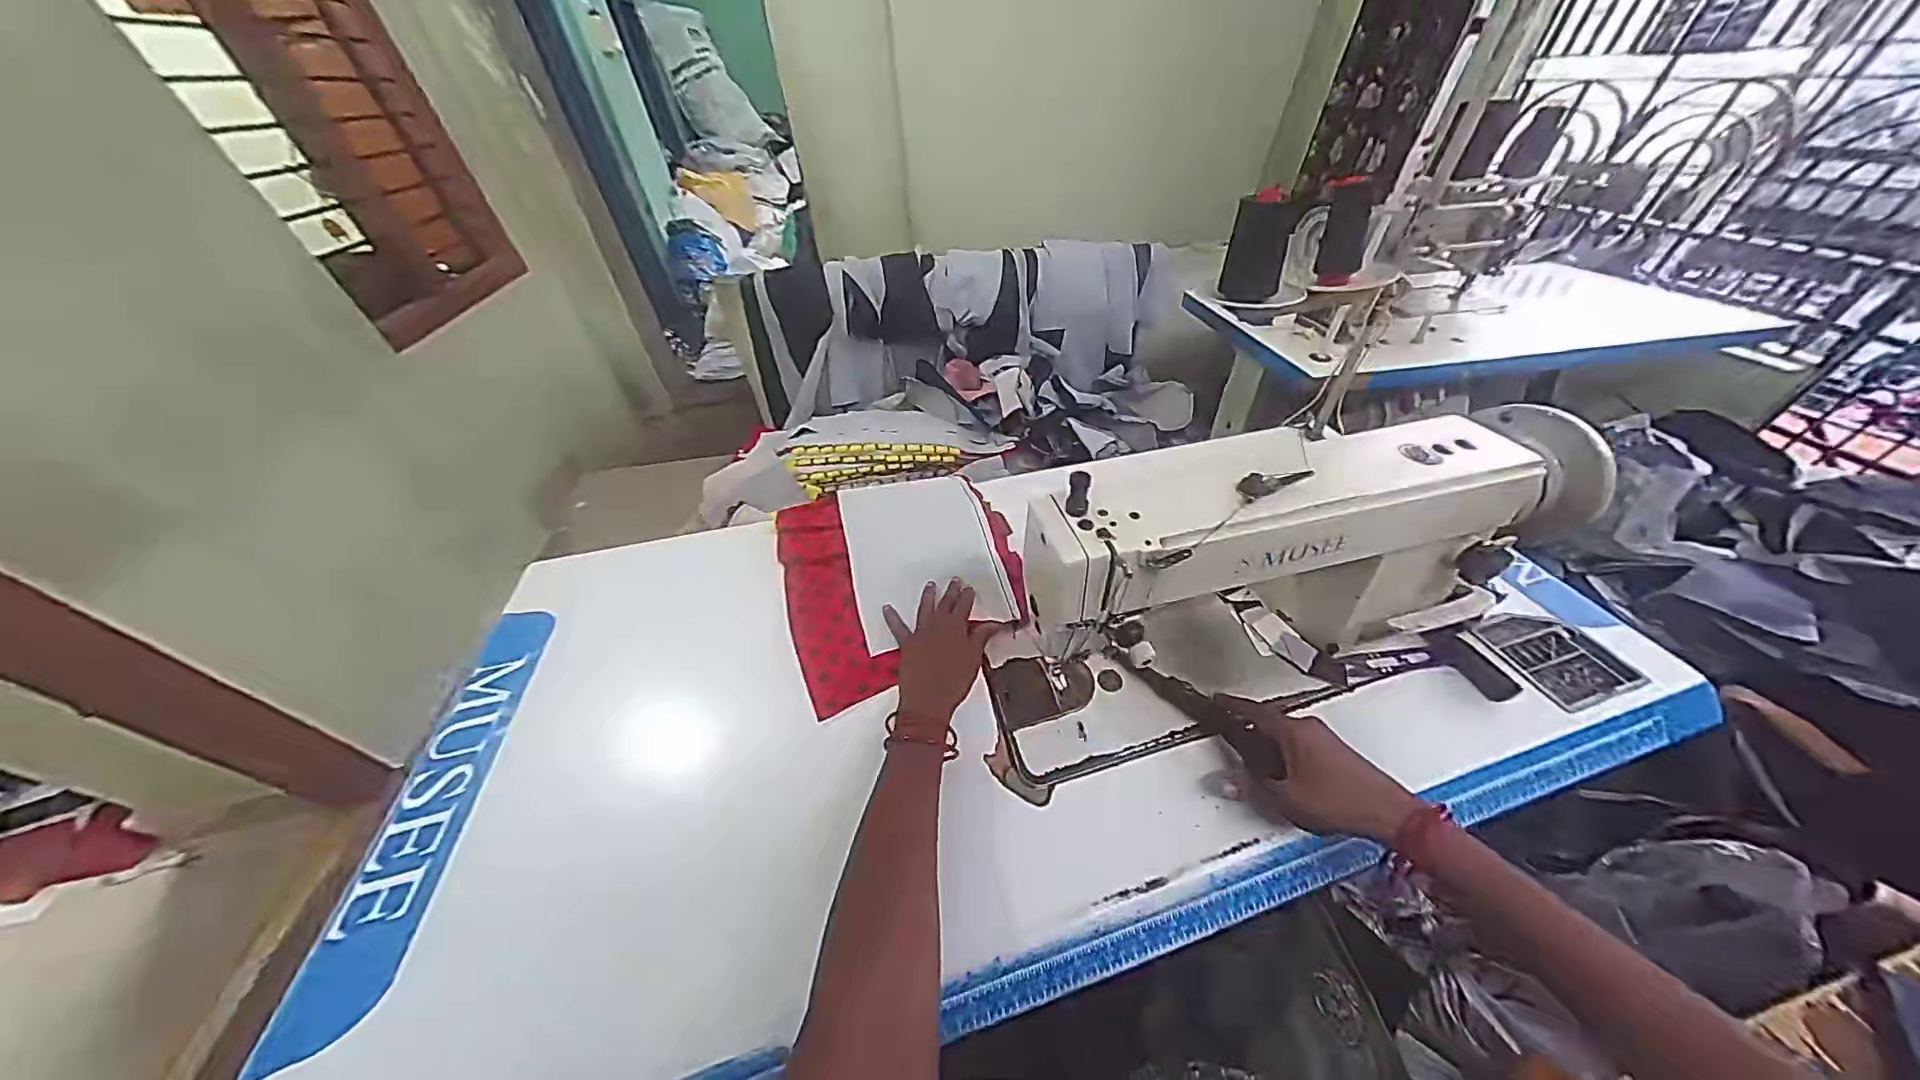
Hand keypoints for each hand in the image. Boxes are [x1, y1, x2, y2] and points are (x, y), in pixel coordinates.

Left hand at [884, 579, 1003, 734]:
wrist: (928, 700)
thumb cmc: (953, 683)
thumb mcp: (974, 659)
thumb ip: (981, 638)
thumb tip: (993, 625)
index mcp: (957, 628)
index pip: (964, 606)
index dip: (967, 596)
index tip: (969, 589)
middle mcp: (938, 626)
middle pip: (946, 604)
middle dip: (951, 591)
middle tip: (955, 581)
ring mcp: (921, 633)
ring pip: (925, 609)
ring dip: (928, 596)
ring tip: (930, 586)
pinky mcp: (907, 644)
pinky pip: (898, 628)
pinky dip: (892, 618)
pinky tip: (887, 609)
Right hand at [1219, 699, 1423, 841]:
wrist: (1390, 814)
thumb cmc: (1343, 801)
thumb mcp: (1286, 798)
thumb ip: (1252, 786)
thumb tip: (1228, 782)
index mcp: (1293, 731)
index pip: (1254, 711)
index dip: (1232, 706)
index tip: (1217, 700)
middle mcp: (1309, 728)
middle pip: (1269, 719)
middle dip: (1248, 725)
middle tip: (1230, 729)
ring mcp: (1323, 738)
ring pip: (1284, 731)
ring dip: (1267, 739)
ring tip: (1253, 757)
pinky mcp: (1333, 751)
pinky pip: (1298, 741)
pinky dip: (1283, 748)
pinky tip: (1280, 769)